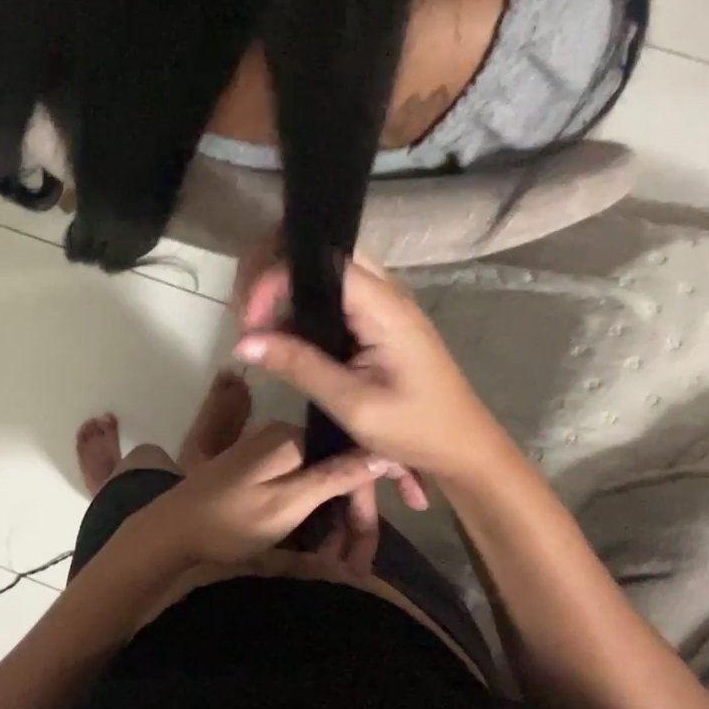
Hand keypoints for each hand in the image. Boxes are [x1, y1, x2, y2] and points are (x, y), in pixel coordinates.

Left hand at [127, 421, 385, 564]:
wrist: (169, 533)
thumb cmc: (229, 521)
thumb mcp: (288, 503)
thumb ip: (334, 476)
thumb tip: (381, 451)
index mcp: (291, 438)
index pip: (352, 465)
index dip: (365, 510)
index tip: (366, 554)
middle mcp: (280, 438)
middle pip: (334, 479)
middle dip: (348, 525)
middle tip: (353, 570)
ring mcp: (265, 456)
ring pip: (316, 490)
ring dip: (329, 529)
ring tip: (332, 569)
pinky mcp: (255, 475)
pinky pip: (295, 494)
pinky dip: (307, 522)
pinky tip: (312, 553)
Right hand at [234, 258, 513, 481]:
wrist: (465, 451)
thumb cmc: (417, 430)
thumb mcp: (353, 405)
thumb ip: (299, 367)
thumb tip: (243, 343)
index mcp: (385, 308)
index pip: (320, 263)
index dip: (276, 279)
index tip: (250, 321)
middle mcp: (385, 295)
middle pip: (321, 257)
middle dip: (275, 275)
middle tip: (249, 318)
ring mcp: (382, 307)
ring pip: (323, 276)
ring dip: (286, 293)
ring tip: (257, 330)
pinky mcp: (377, 324)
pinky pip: (331, 299)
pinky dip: (300, 310)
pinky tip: (280, 340)